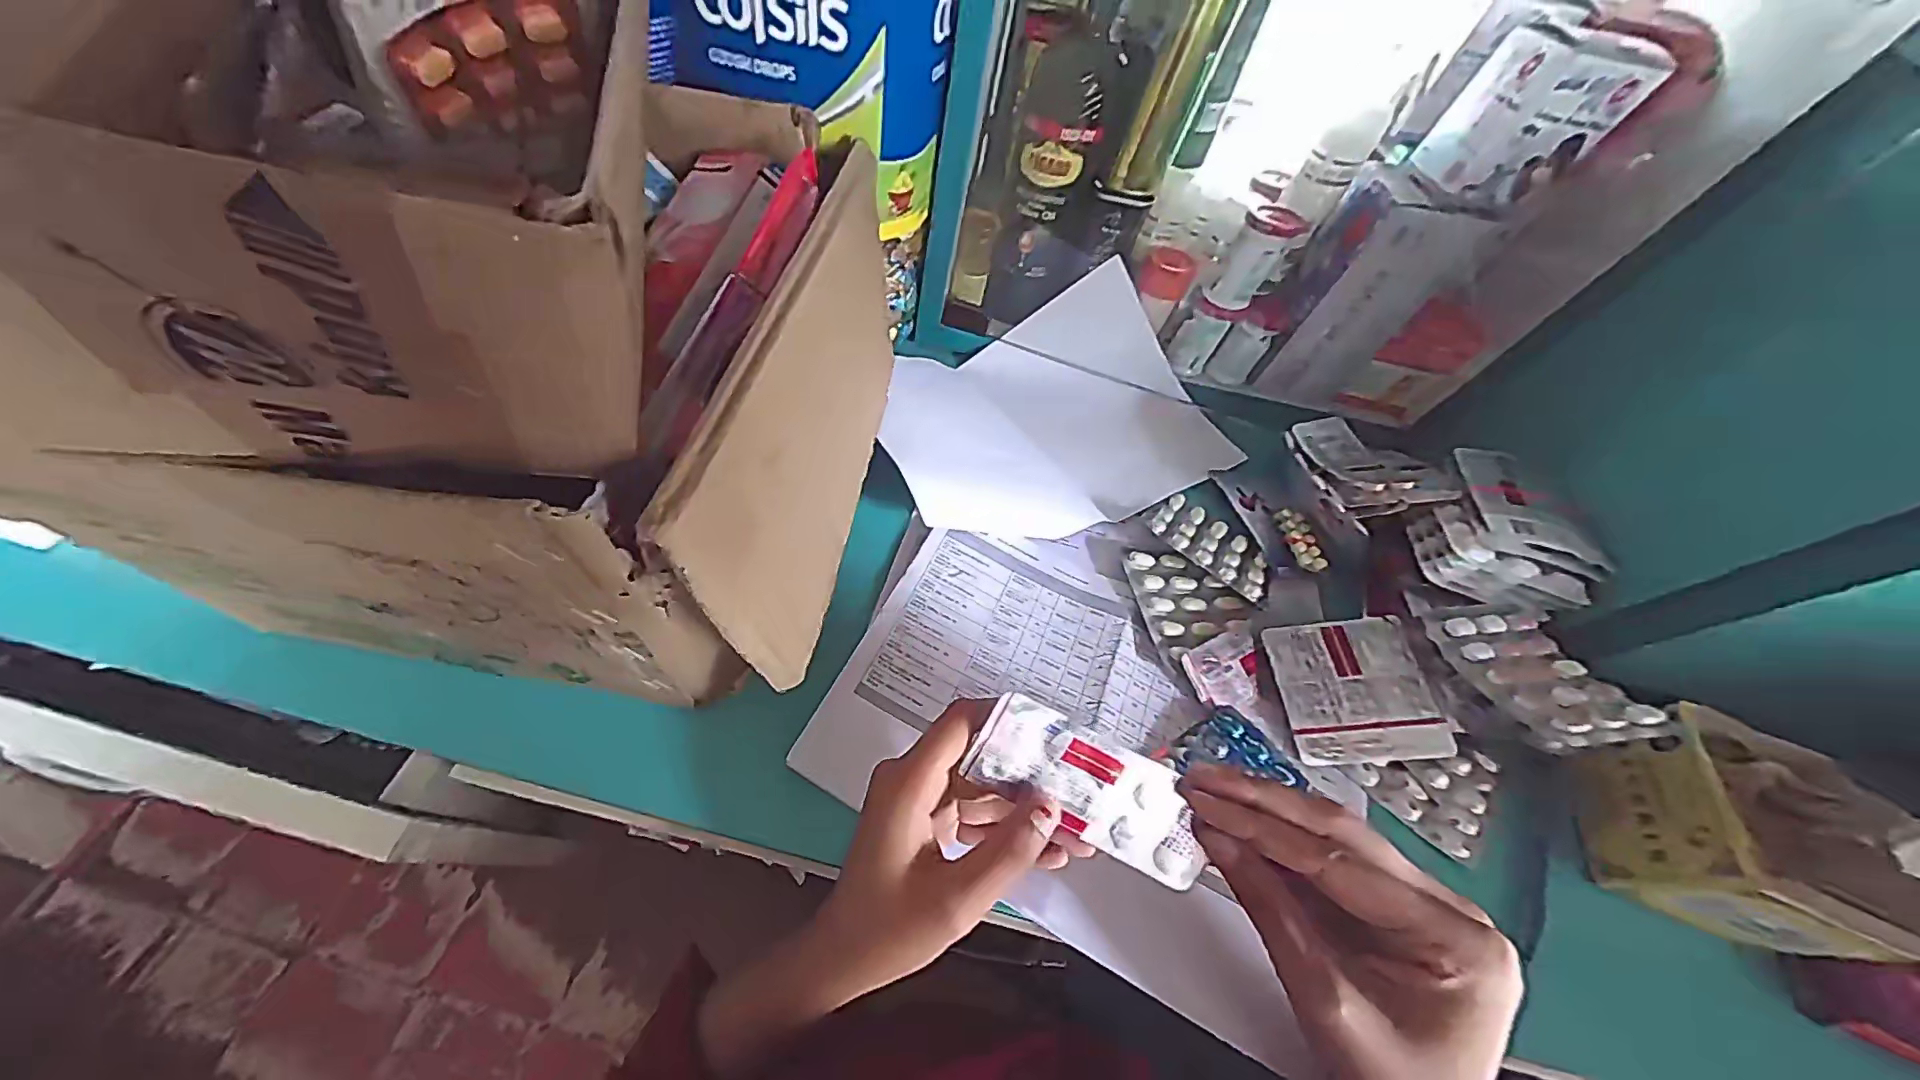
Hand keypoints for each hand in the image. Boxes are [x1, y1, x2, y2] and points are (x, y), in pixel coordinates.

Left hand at [813, 698, 1092, 991]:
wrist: (844, 959)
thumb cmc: (887, 931)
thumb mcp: (957, 899)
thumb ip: (1008, 852)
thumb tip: (1048, 809)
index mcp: (909, 783)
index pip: (962, 723)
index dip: (1008, 718)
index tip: (1052, 732)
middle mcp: (912, 779)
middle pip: (980, 756)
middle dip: (1031, 777)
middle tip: (1076, 792)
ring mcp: (918, 798)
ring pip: (982, 786)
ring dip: (1024, 809)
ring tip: (1073, 833)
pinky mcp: (925, 817)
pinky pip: (972, 810)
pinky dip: (1003, 828)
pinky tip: (1044, 849)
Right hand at [1181, 764, 1522, 1079]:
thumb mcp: (1325, 1002)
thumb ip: (1272, 913)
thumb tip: (1222, 843)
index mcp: (1455, 936)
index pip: (1335, 859)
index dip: (1262, 827)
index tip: (1211, 805)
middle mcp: (1446, 909)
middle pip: (1337, 832)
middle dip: (1261, 799)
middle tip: (1208, 779)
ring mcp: (1419, 905)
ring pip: (1331, 835)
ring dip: (1267, 808)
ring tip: (1218, 788)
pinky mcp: (1387, 907)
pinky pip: (1326, 858)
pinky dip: (1278, 837)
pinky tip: (1244, 818)